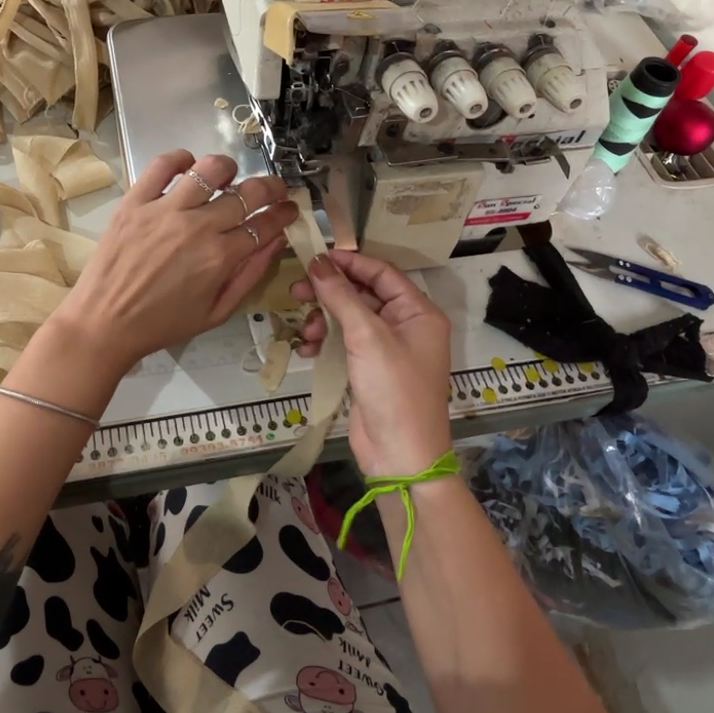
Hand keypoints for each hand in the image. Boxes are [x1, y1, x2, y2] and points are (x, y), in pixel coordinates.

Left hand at [48, 150, 297, 375]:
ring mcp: (164, 210)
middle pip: (247, 193)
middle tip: (273, 189)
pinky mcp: (135, 201)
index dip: (284, 213)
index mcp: (220, 258)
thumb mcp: (216, 312)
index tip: (290, 209)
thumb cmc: (163, 324)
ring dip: (227, 168)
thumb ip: (250, 276)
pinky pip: (162, 165)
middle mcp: (197, 227)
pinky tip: (188, 168)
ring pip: (209, 169)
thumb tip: (275, 241)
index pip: (265, 224)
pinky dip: (180, 159)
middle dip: (270, 187)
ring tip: (228, 176)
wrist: (104, 323)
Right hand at [290, 250, 453, 476]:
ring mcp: (387, 350)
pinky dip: (324, 343)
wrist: (401, 456)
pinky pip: (344, 344)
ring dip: (323, 320)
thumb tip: (317, 262)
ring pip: (349, 320)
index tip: (314, 257)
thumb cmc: (393, 389)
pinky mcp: (369, 371)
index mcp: (418, 312)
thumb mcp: (367, 337)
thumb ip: (341, 296)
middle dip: (329, 293)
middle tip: (295, 290)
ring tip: (304, 329)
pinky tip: (306, 349)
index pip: (382, 273)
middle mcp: (406, 326)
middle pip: (363, 295)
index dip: (349, 263)